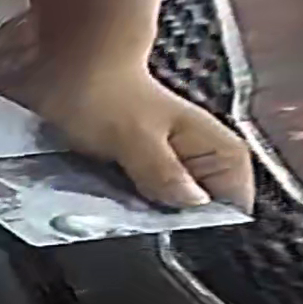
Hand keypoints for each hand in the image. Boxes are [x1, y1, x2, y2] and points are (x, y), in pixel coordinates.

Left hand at [10, 62, 254, 211]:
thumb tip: (193, 204)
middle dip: (157, 220)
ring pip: (156, 204)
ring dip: (130, 211)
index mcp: (220, 153)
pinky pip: (129, 194)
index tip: (158, 230)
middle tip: (121, 224)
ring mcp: (166, 166)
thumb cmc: (106, 98)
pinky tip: (92, 203)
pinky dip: (112, 200)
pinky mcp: (135, 167)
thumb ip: (162, 172)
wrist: (72, 72)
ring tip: (101, 213)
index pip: (230, 206)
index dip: (196, 224)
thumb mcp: (134, 138)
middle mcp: (199, 161)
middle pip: (189, 210)